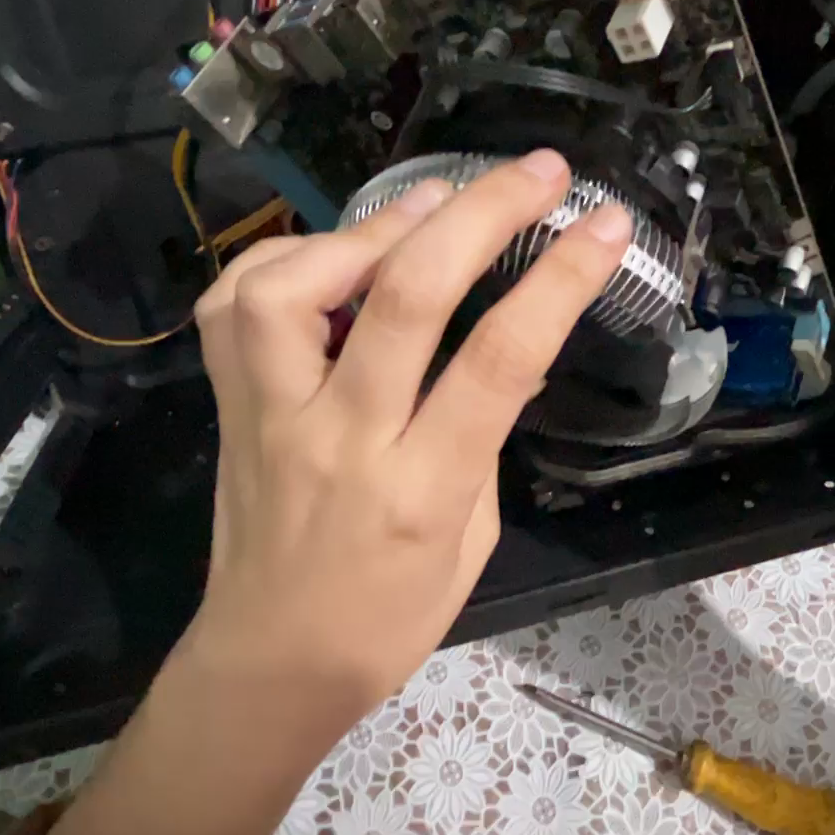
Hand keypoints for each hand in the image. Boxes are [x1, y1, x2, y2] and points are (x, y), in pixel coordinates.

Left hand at [187, 149, 631, 713]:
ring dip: (371, 225)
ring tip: (429, 204)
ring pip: (293, 286)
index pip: (499, 360)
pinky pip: (234, 304)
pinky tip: (334, 251)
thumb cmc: (390, 617)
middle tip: (536, 170)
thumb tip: (507, 347)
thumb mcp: (472, 536)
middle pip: (406, 298)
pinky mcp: (228, 405)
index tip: (605, 223)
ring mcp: (270, 415)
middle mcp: (340, 437)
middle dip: (482, 213)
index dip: (560, 279)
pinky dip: (288, 255)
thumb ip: (484, 435)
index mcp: (421, 486)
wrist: (270, 663)